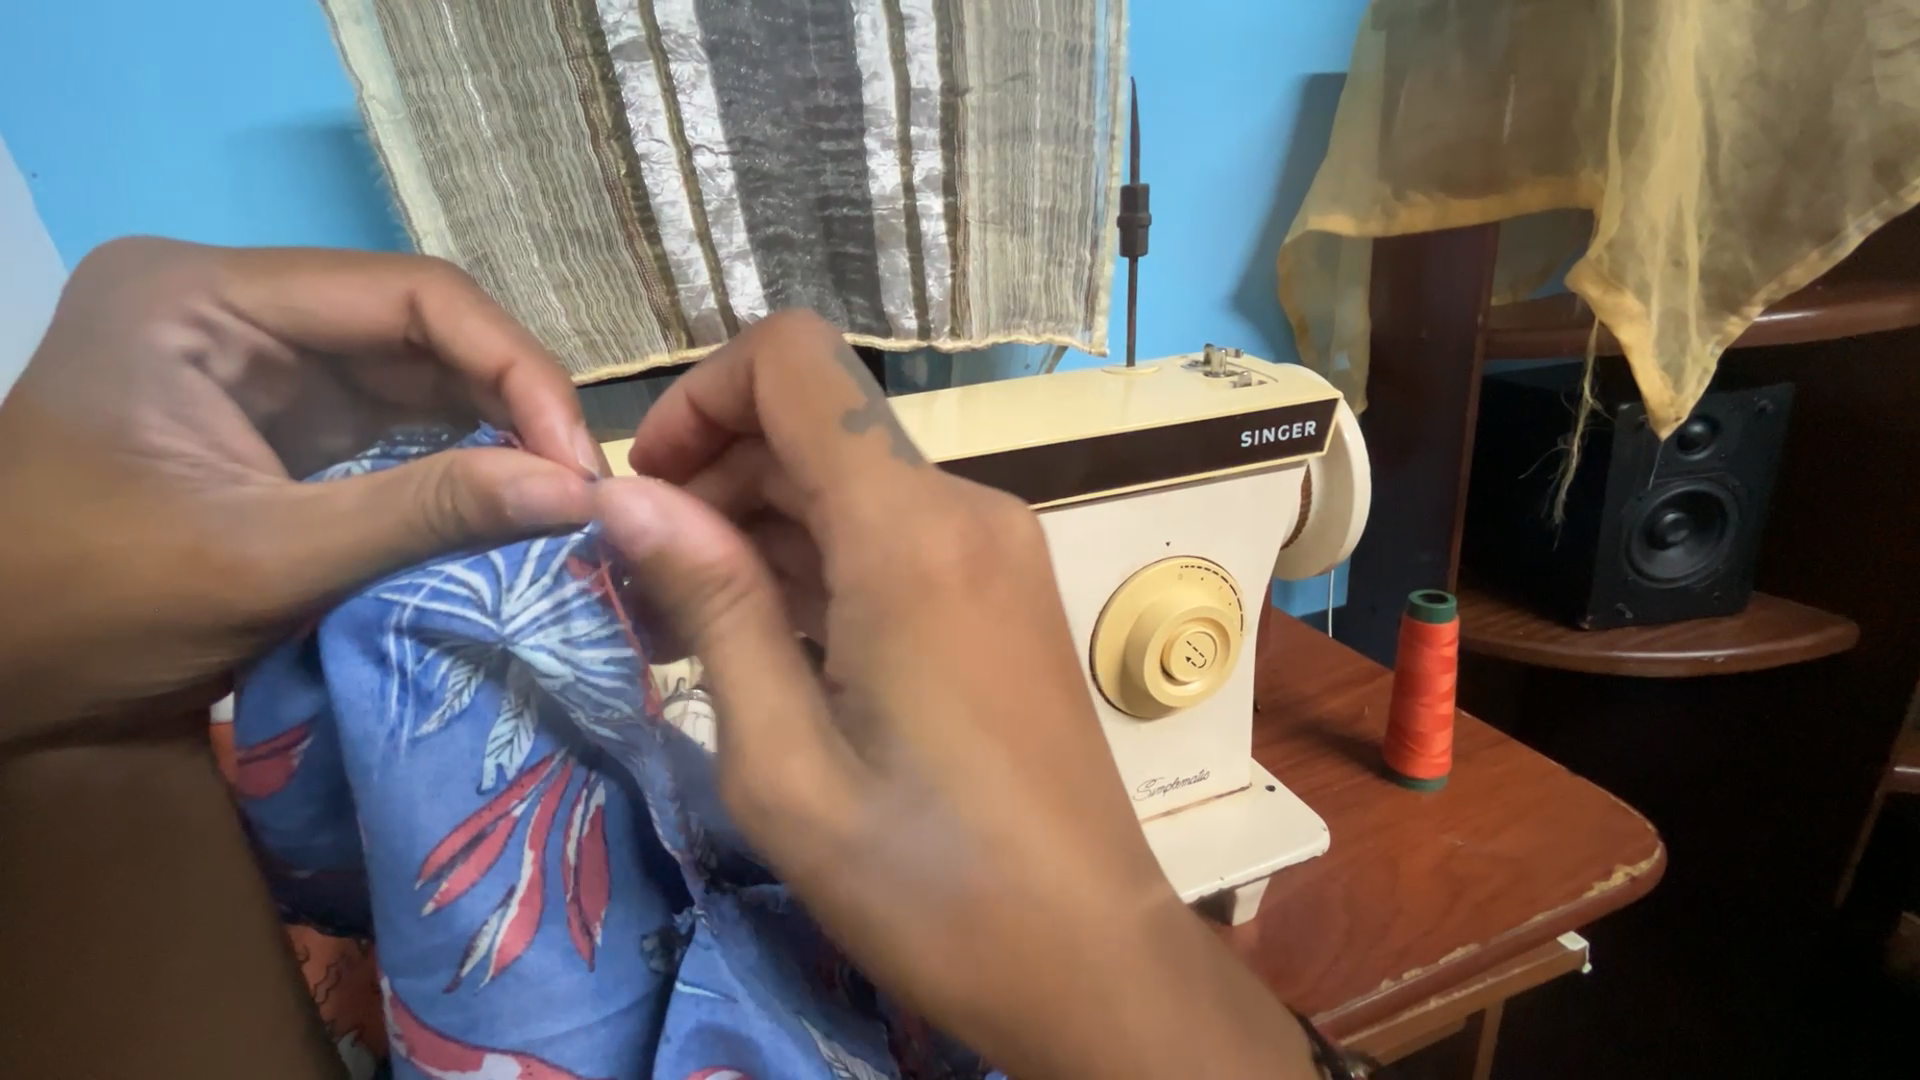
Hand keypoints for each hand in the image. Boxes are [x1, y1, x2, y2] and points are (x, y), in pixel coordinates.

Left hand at [0, 238, 600, 742]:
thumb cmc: (81, 609)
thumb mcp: (267, 559)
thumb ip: (431, 513)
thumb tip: (580, 496)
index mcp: (206, 299)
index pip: (416, 295)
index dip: (517, 369)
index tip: (575, 459)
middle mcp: (253, 312)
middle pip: (437, 332)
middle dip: (523, 406)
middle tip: (583, 485)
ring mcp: (281, 368)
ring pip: (440, 379)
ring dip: (510, 435)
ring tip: (566, 494)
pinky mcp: (308, 425)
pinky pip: (421, 427)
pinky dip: (479, 463)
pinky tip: (520, 498)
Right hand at [598, 311, 1315, 1078]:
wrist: (1087, 949)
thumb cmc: (927, 879)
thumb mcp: (782, 760)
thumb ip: (711, 604)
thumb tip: (625, 496)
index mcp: (911, 531)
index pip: (795, 360)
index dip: (703, 398)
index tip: (650, 493)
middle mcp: (968, 508)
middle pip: (818, 425)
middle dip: (722, 481)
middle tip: (658, 590)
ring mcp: (999, 545)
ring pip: (856, 482)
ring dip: (768, 528)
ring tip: (704, 629)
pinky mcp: (1009, 587)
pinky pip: (899, 534)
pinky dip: (828, 560)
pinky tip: (783, 640)